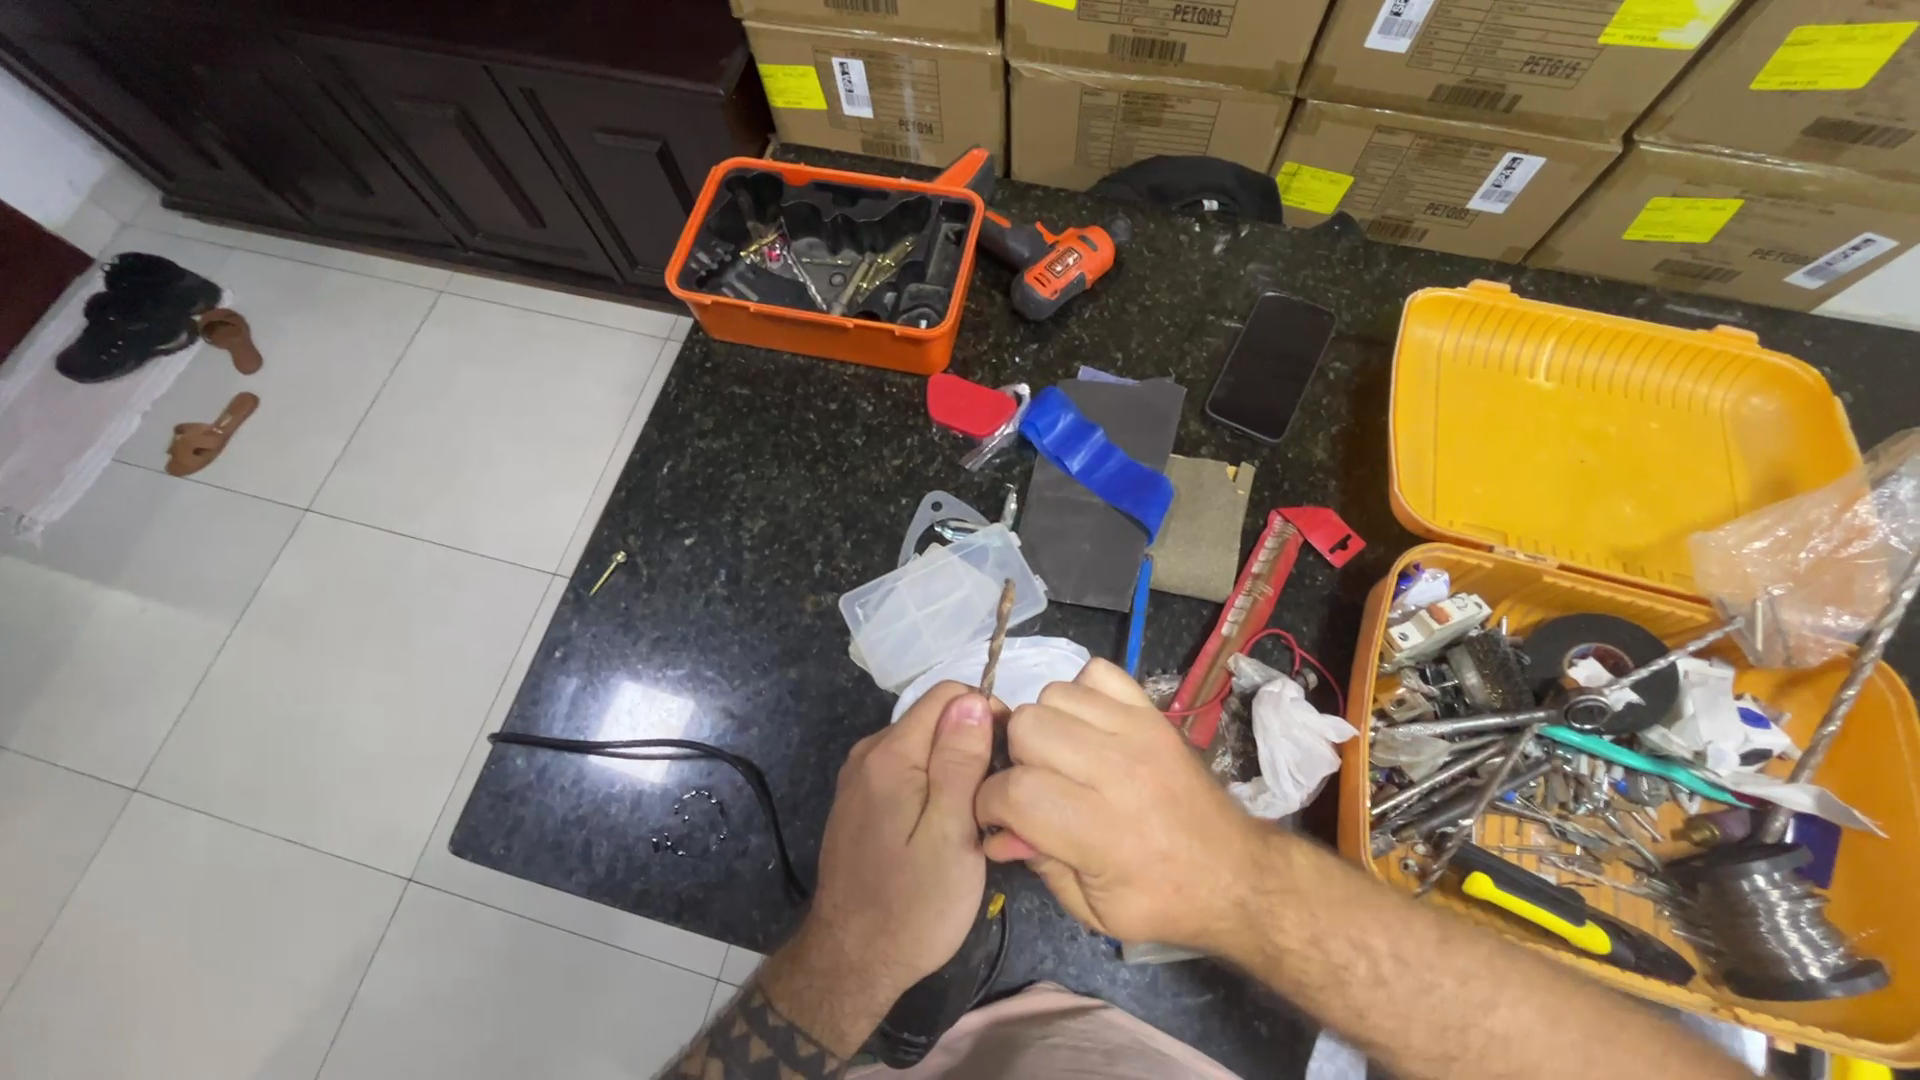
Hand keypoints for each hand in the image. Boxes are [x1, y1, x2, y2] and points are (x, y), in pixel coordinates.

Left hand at [765, 682, 994, 1051]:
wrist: (853, 963)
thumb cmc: (913, 906)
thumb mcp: (951, 835)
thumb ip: (960, 763)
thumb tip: (974, 699)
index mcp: (891, 754)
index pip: (950, 695)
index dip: (988, 718)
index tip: (1007, 766)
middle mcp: (869, 753)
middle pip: (936, 718)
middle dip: (972, 746)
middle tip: (993, 804)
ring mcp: (859, 777)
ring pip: (924, 744)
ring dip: (954, 768)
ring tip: (972, 820)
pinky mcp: (859, 800)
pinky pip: (906, 769)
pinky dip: (931, 785)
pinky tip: (942, 828)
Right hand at [975, 659, 1271, 952]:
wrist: (1236, 874)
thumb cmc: (1162, 900)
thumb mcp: (1093, 909)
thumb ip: (1039, 863)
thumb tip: (996, 830)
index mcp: (1102, 830)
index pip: (1015, 791)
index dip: (991, 804)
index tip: (998, 817)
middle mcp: (1118, 771)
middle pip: (1028, 727)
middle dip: (1017, 759)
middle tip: (1034, 785)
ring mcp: (1138, 732)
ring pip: (1055, 694)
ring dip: (1046, 725)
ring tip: (1062, 757)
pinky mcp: (1153, 713)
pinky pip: (1098, 672)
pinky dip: (1083, 694)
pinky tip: (1089, 728)